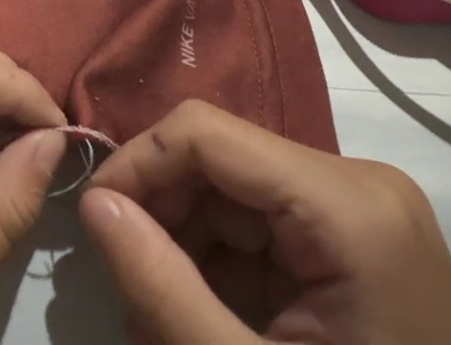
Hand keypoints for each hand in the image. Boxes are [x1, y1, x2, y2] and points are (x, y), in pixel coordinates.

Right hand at [80, 100, 450, 344]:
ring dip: (182, 243)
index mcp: (347, 206)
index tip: (91, 220)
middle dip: (160, 214)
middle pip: (218, 161)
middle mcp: (356, 185)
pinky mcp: (353, 241)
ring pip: (229, 193)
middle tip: (127, 287)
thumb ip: (161, 287)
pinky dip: (216, 263)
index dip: (136, 163)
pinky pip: (258, 226)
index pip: (206, 133)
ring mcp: (359, 211)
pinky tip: (201, 316)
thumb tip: (91, 201)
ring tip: (161, 316)